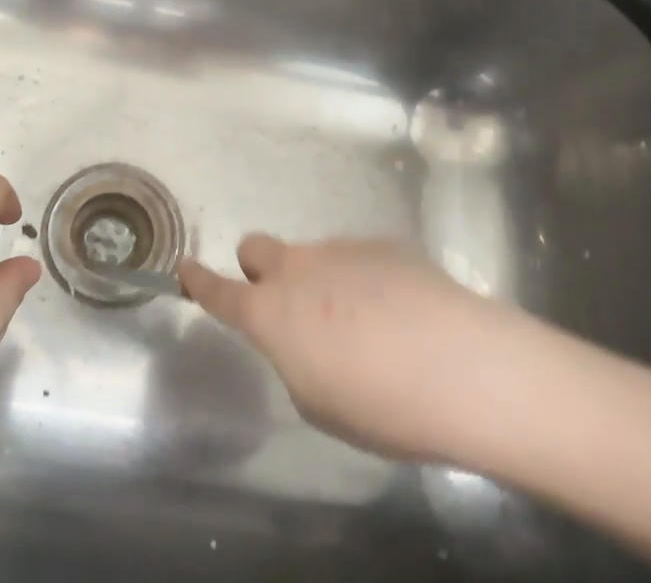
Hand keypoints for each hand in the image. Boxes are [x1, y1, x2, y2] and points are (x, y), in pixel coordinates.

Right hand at [179, 235, 512, 463]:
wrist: (465, 369)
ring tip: (372, 325)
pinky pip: (359, 258)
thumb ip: (295, 359)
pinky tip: (404, 313)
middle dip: (259, 269)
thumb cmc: (381, 406)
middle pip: (255, 247)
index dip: (197, 281)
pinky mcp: (387, 245)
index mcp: (270, 314)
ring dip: (324, 281)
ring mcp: (343, 250)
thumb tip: (307, 339)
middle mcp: (298, 271)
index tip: (185, 267)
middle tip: (290, 303)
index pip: (217, 291)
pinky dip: (367, 280)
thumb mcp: (317, 401)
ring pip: (315, 256)